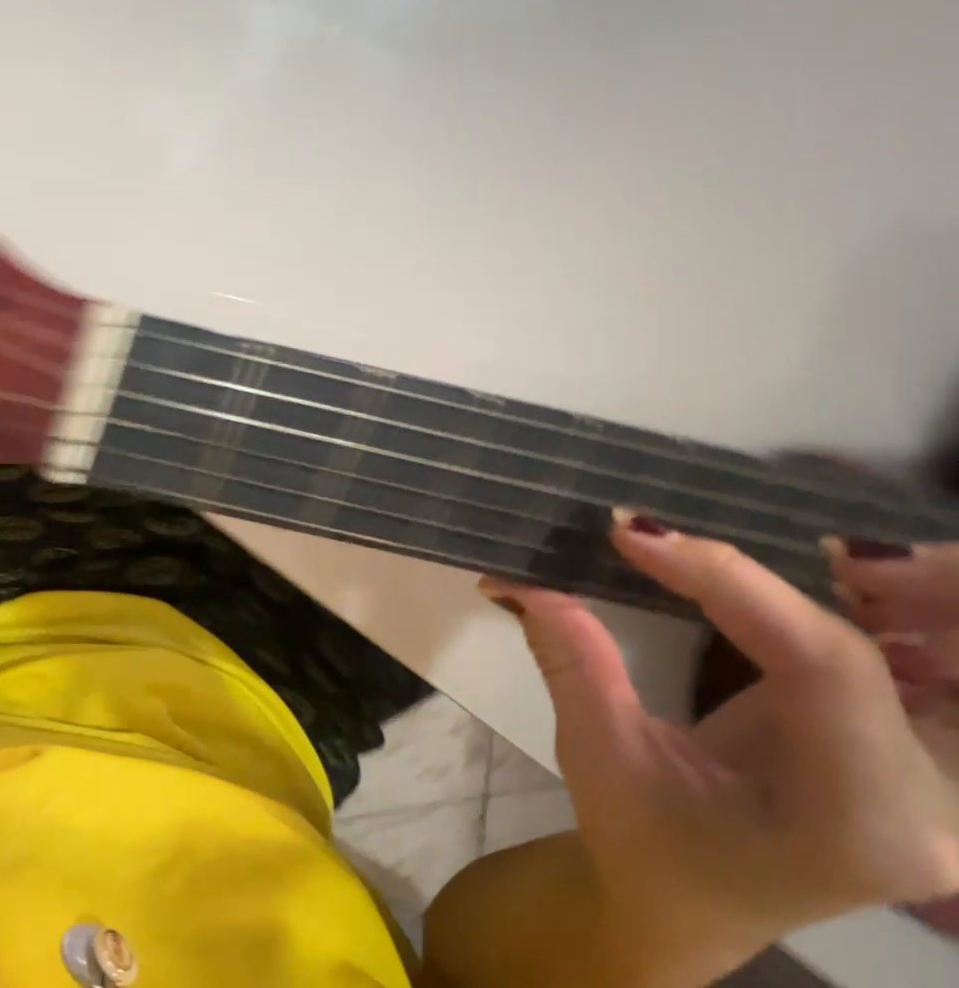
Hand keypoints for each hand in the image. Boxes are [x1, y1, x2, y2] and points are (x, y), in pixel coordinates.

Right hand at [480, 511, 958, 959]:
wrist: (693, 906)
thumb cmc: (643, 847)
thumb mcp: (599, 759)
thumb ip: (575, 664)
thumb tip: (522, 579)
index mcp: (859, 817)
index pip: (824, 664)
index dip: (733, 580)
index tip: (636, 533)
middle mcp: (933, 797)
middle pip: (953, 655)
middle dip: (907, 579)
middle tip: (803, 536)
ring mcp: (944, 772)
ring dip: (912, 590)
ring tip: (826, 552)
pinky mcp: (923, 743)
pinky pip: (932, 659)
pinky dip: (899, 609)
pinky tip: (844, 577)